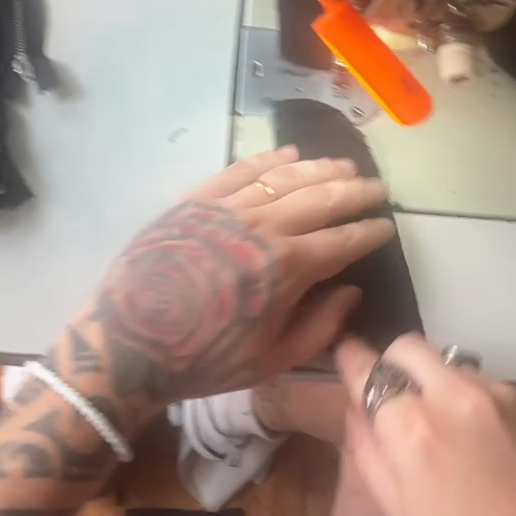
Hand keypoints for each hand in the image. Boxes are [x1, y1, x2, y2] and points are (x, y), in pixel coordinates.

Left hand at [38, 146, 393, 433]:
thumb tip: (352, 291)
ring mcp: (230, 205)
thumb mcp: (271, 362)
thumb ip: (320, 327)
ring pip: (287, 176)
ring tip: (344, 165)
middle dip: (355, 191)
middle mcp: (265, 226)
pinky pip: (242, 169)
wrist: (129, 341)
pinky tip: (289, 153)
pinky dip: (269, 159)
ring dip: (321, 168)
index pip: (343, 240)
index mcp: (287, 268)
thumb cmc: (204, 358)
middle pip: (323, 197)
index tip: (386, 225)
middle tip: (377, 187)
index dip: (369, 232)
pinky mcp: (200, 197)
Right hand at [336, 335, 515, 515]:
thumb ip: (372, 458)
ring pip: (451, 364)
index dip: (350, 360)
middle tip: (398, 399)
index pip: (365, 369)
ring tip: (452, 433)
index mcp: (412, 428)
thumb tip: (357, 414)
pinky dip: (477, 400)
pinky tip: (489, 442)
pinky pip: (489, 383)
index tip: (346, 356)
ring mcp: (497, 391)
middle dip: (395, 364)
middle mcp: (452, 394)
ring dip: (440, 385)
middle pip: (407, 347)